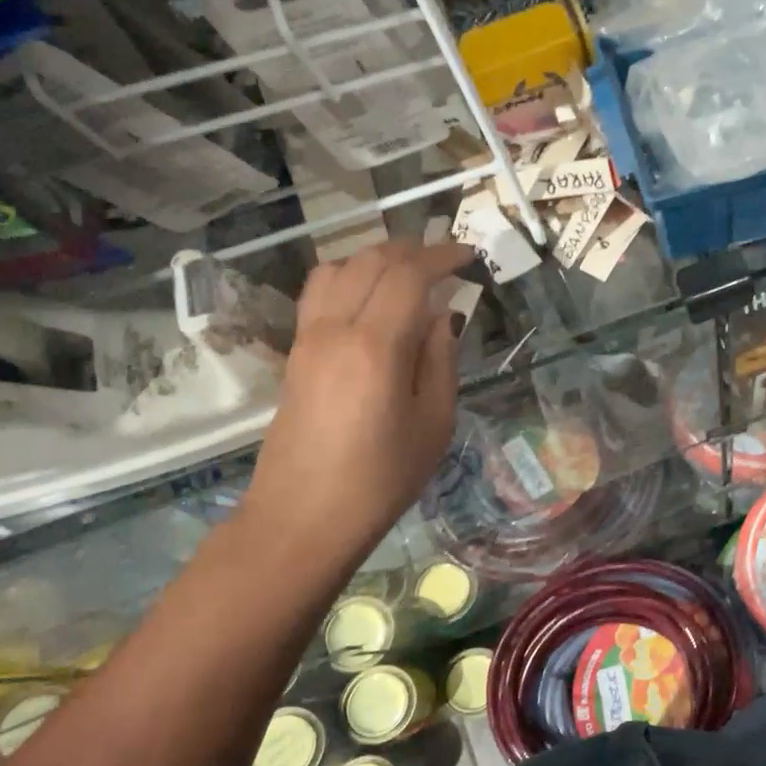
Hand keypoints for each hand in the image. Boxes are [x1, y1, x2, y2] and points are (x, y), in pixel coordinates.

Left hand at [240, 241, 474, 568]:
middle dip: (412, 250)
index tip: (470, 254)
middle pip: (370, 262)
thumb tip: (441, 315)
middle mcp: (335, 329)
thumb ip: (440, 359)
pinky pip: (321, 292)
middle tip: (446, 257)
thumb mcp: (435, 422)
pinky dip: (351, 277)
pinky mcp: (295, 353)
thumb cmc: (383, 477)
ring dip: (376, 257)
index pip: (408, 276)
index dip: (442, 256)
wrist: (304, 516)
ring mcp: (307, 338)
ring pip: (338, 269)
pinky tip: (373, 297)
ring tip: (410, 270)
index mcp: (376, 346)